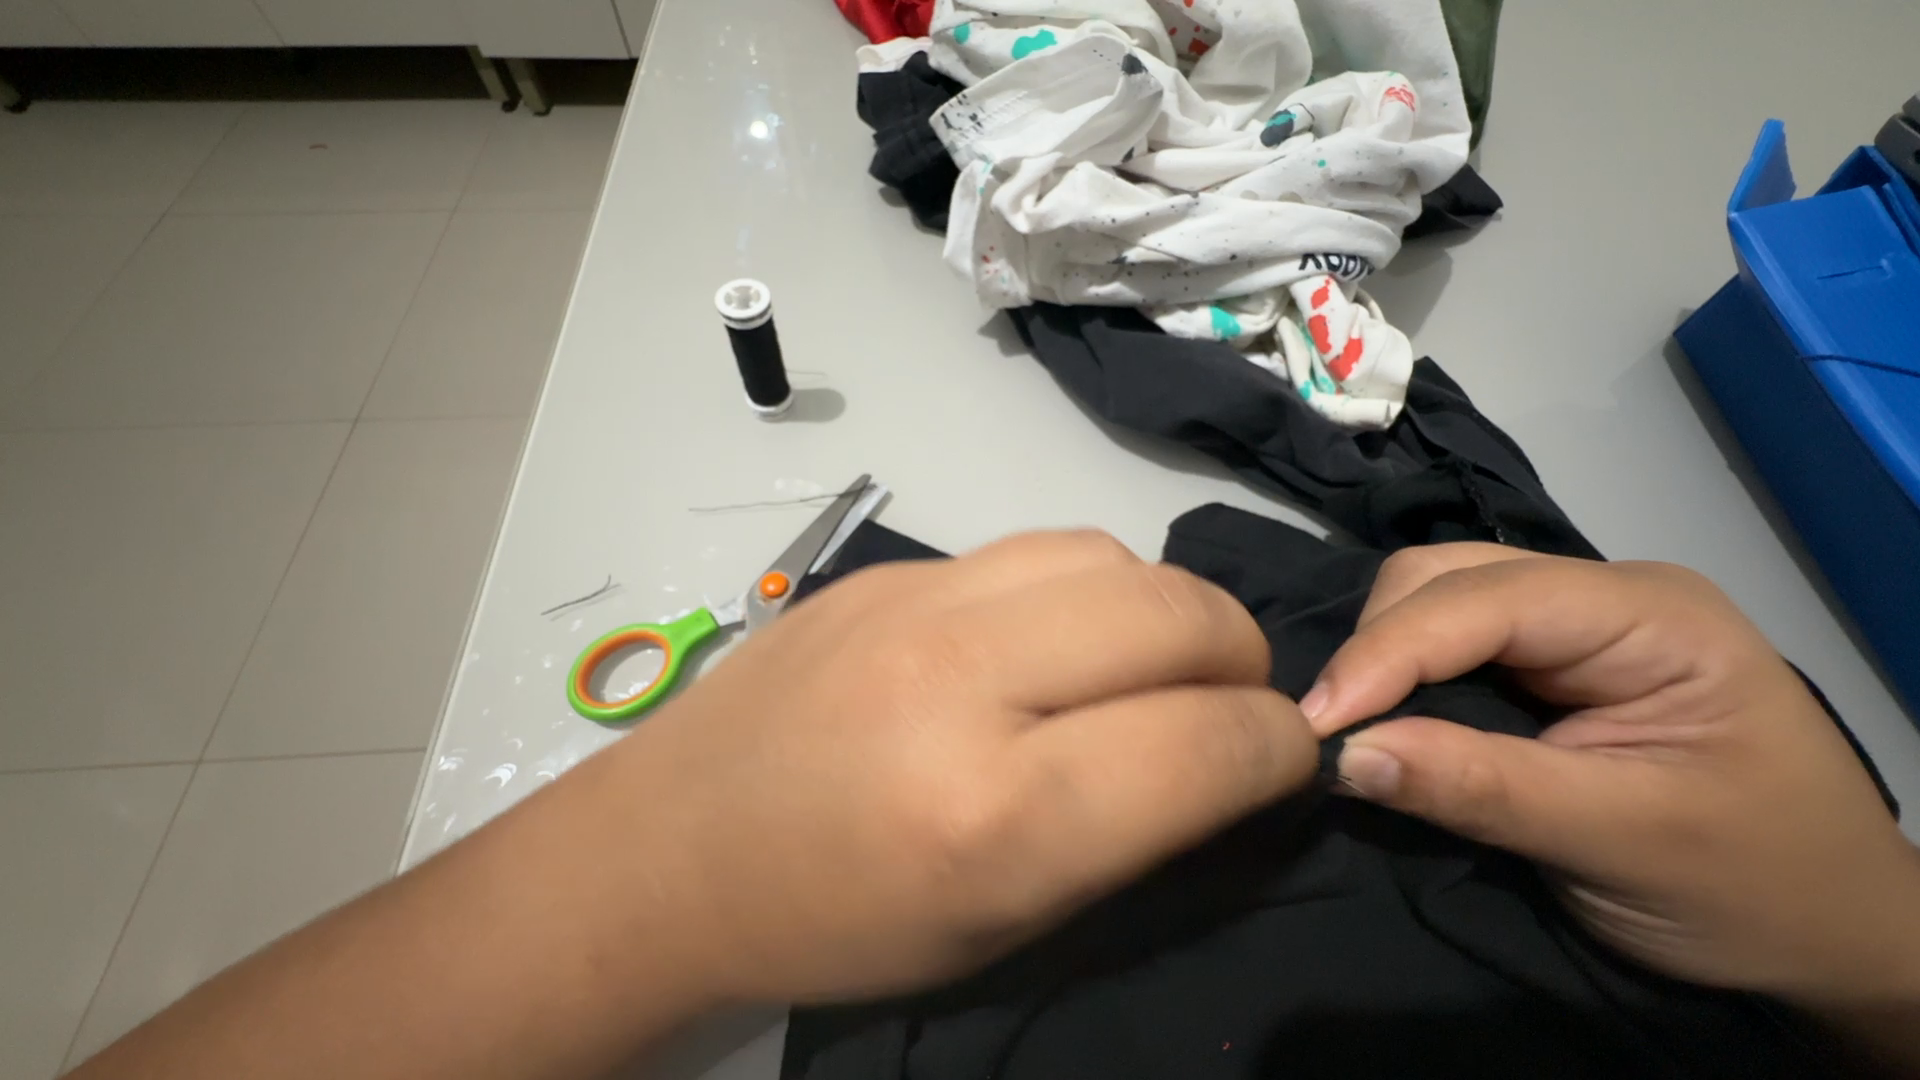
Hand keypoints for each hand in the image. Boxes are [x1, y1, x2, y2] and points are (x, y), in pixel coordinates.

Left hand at [602, 530, 1318, 1004]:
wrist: (676, 845)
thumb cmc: (839, 920)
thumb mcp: (1003, 923)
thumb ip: (1133, 834)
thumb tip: (1229, 758)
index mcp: (997, 812)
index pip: (1208, 743)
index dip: (1276, 750)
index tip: (1280, 758)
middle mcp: (962, 681)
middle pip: (1177, 613)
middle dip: (1239, 658)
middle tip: (1229, 700)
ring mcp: (917, 603)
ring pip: (1111, 556)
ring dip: (1164, 607)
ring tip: (1150, 657)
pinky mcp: (889, 568)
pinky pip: (1033, 549)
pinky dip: (1082, 589)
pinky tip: (1059, 634)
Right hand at [1303, 545, 1919, 1052]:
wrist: (1824, 930)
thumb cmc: (1756, 888)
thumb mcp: (1622, 844)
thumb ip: (1480, 789)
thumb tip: (1345, 755)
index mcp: (1652, 617)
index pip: (1487, 601)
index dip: (1389, 652)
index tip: (1319, 723)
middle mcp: (1600, 595)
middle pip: (1443, 575)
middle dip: (1376, 644)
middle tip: (1331, 727)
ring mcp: (1567, 620)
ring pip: (1428, 594)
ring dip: (1377, 653)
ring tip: (1350, 720)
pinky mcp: (1539, 655)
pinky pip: (1439, 634)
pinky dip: (1393, 668)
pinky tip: (1380, 710)